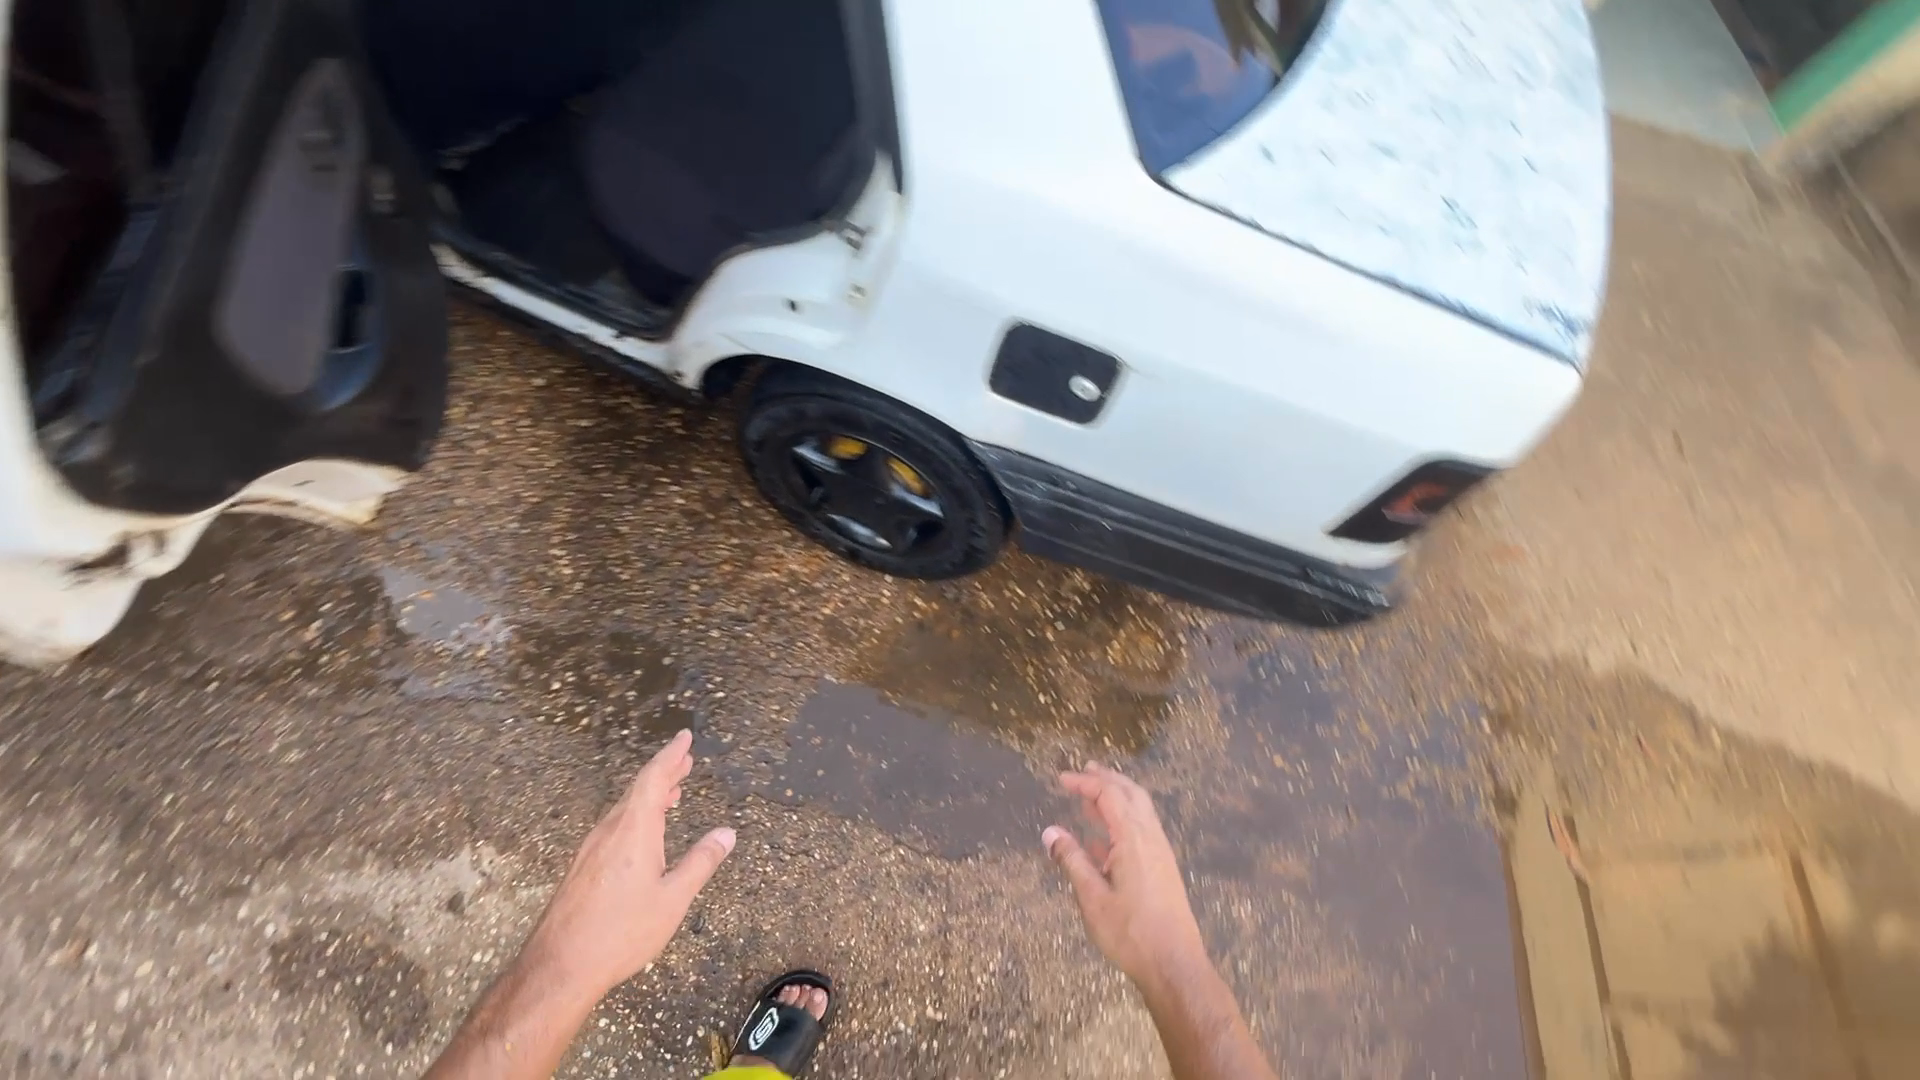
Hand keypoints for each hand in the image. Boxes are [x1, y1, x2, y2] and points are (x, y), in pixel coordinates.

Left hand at [523, 730, 734, 998]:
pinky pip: (614, 826)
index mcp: (634, 830)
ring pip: (625, 808)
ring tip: (673, 792)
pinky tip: (644, 832)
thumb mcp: (673, 899)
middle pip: (638, 789)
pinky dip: (636, 814)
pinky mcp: (582, 868)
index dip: (671, 754)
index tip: (684, 736)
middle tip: (685, 759)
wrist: (557, 969)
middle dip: (664, 772)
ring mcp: (591, 849)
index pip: (654, 778)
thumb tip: (727, 833)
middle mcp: (610, 831)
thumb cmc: (621, 932)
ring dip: (650, 794)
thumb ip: (700, 862)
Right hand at [1043, 764, 1207, 989]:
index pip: (1108, 795)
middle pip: (1131, 793)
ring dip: (1117, 796)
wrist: (1175, 965)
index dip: (1085, 782)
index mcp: (1133, 838)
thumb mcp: (1092, 897)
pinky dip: (1123, 818)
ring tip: (1091, 798)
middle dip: (1107, 779)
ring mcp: (1161, 852)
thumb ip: (1071, 860)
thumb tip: (1050, 831)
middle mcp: (1151, 837)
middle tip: (1084, 770)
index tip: (1061, 779)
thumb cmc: (1130, 932)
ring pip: (1140, 809)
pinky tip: (1104, 839)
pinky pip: (1143, 828)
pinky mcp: (1164, 867)